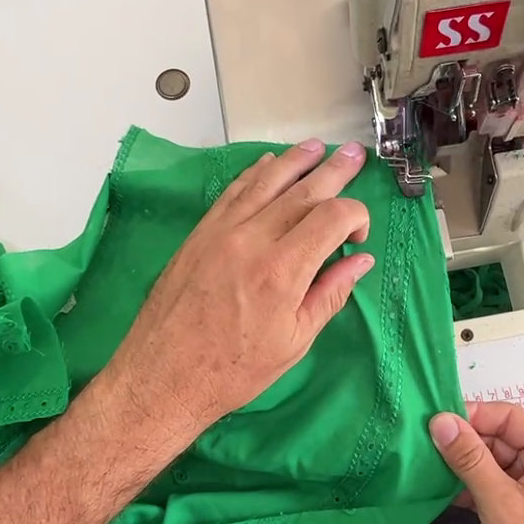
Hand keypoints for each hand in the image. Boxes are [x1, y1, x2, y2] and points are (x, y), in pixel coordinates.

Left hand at [96, 138, 374, 446]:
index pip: (331, 218)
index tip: (357, 236)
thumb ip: (329, 295)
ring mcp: (221, 232)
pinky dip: (255, 175)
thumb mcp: (294, 342)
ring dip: (295, 161)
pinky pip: (233, 192)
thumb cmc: (234, 370)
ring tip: (317, 148)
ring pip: (265, 182)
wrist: (164, 375)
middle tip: (354, 155)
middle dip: (333, 171)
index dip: (355, 217)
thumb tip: (360, 262)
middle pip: (302, 191)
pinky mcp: (200, 234)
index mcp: (283, 271)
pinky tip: (268, 166)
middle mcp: (252, 240)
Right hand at [429, 403, 523, 523]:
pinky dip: (466, 487)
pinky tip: (437, 489)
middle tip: (419, 443)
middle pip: (499, 438)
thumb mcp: (502, 506)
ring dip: (460, 465)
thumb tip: (440, 421)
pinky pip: (490, 486)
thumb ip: (470, 461)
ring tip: (422, 463)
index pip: (509, 417)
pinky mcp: (519, 512)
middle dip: (462, 441)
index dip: (471, 415)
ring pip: (491, 463)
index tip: (431, 421)